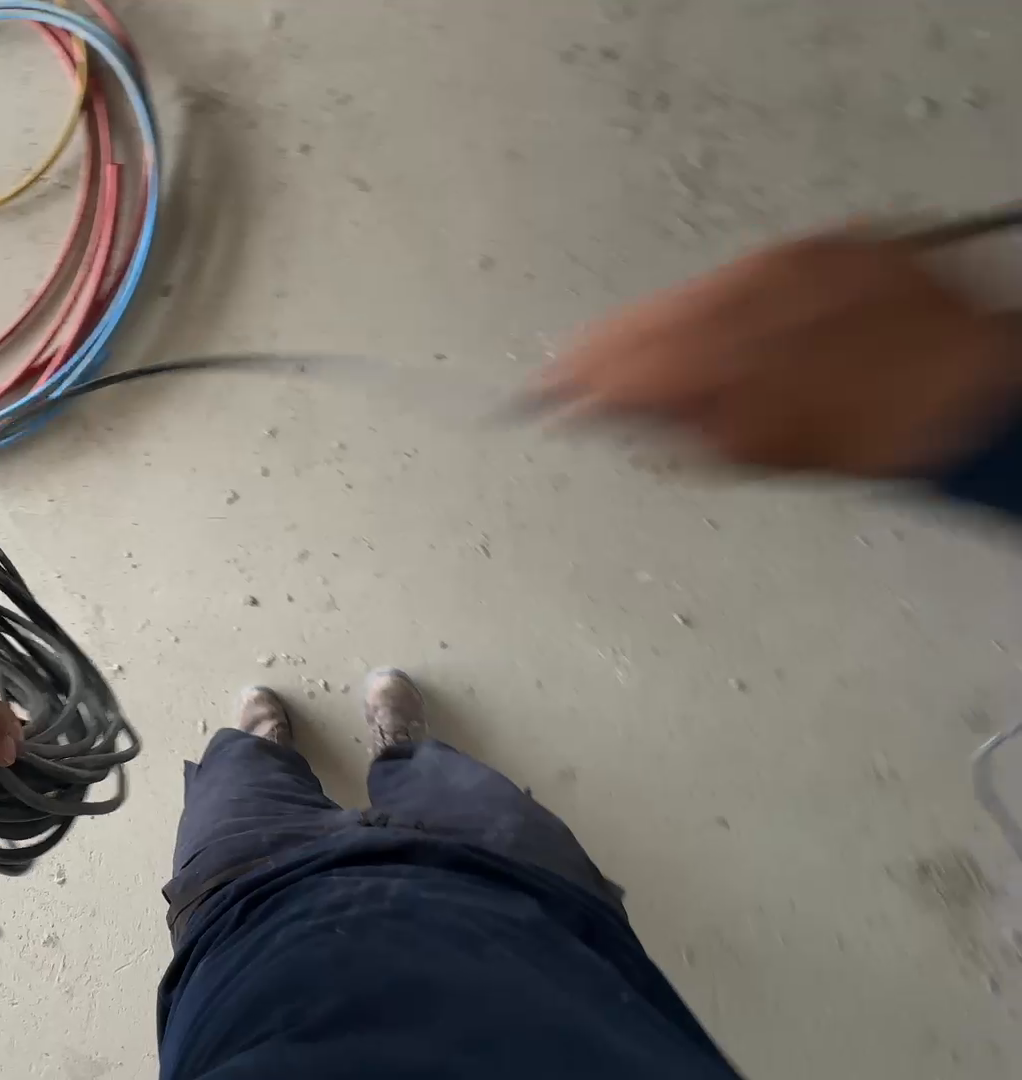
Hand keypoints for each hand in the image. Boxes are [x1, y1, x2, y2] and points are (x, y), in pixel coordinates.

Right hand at [540, 231, 1021, 475]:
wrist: (970, 392)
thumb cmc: (865, 432)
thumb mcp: (738, 448)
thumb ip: (657, 418)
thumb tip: (593, 406)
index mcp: (728, 348)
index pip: (619, 357)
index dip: (572, 377)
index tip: (542, 391)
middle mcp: (754, 292)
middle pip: (643, 319)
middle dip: (600, 349)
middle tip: (565, 372)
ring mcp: (792, 262)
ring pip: (685, 293)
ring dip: (649, 325)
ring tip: (619, 351)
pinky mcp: (826, 245)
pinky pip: (741, 274)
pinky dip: (712, 299)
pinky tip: (695, 322)